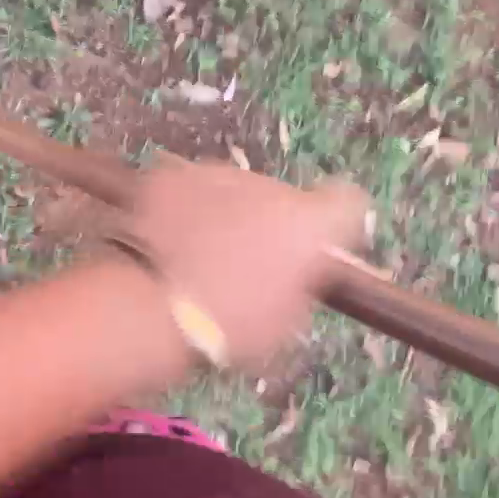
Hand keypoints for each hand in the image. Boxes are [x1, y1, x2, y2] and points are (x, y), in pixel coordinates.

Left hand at [117, 162, 368, 366]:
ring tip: (199, 245)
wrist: (152, 304)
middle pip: (281, 194)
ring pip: (232, 186)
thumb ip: (305, 279)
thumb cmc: (228, 325)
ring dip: (225, 207)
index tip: (318, 242)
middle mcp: (268, 186)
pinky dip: (183, 200)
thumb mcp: (290, 317)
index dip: (333, 222)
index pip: (347, 201)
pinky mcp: (171, 172)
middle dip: (270, 217)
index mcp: (310, 223)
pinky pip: (187, 182)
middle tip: (246, 253)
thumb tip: (302, 266)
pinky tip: (169, 229)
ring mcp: (215, 173)